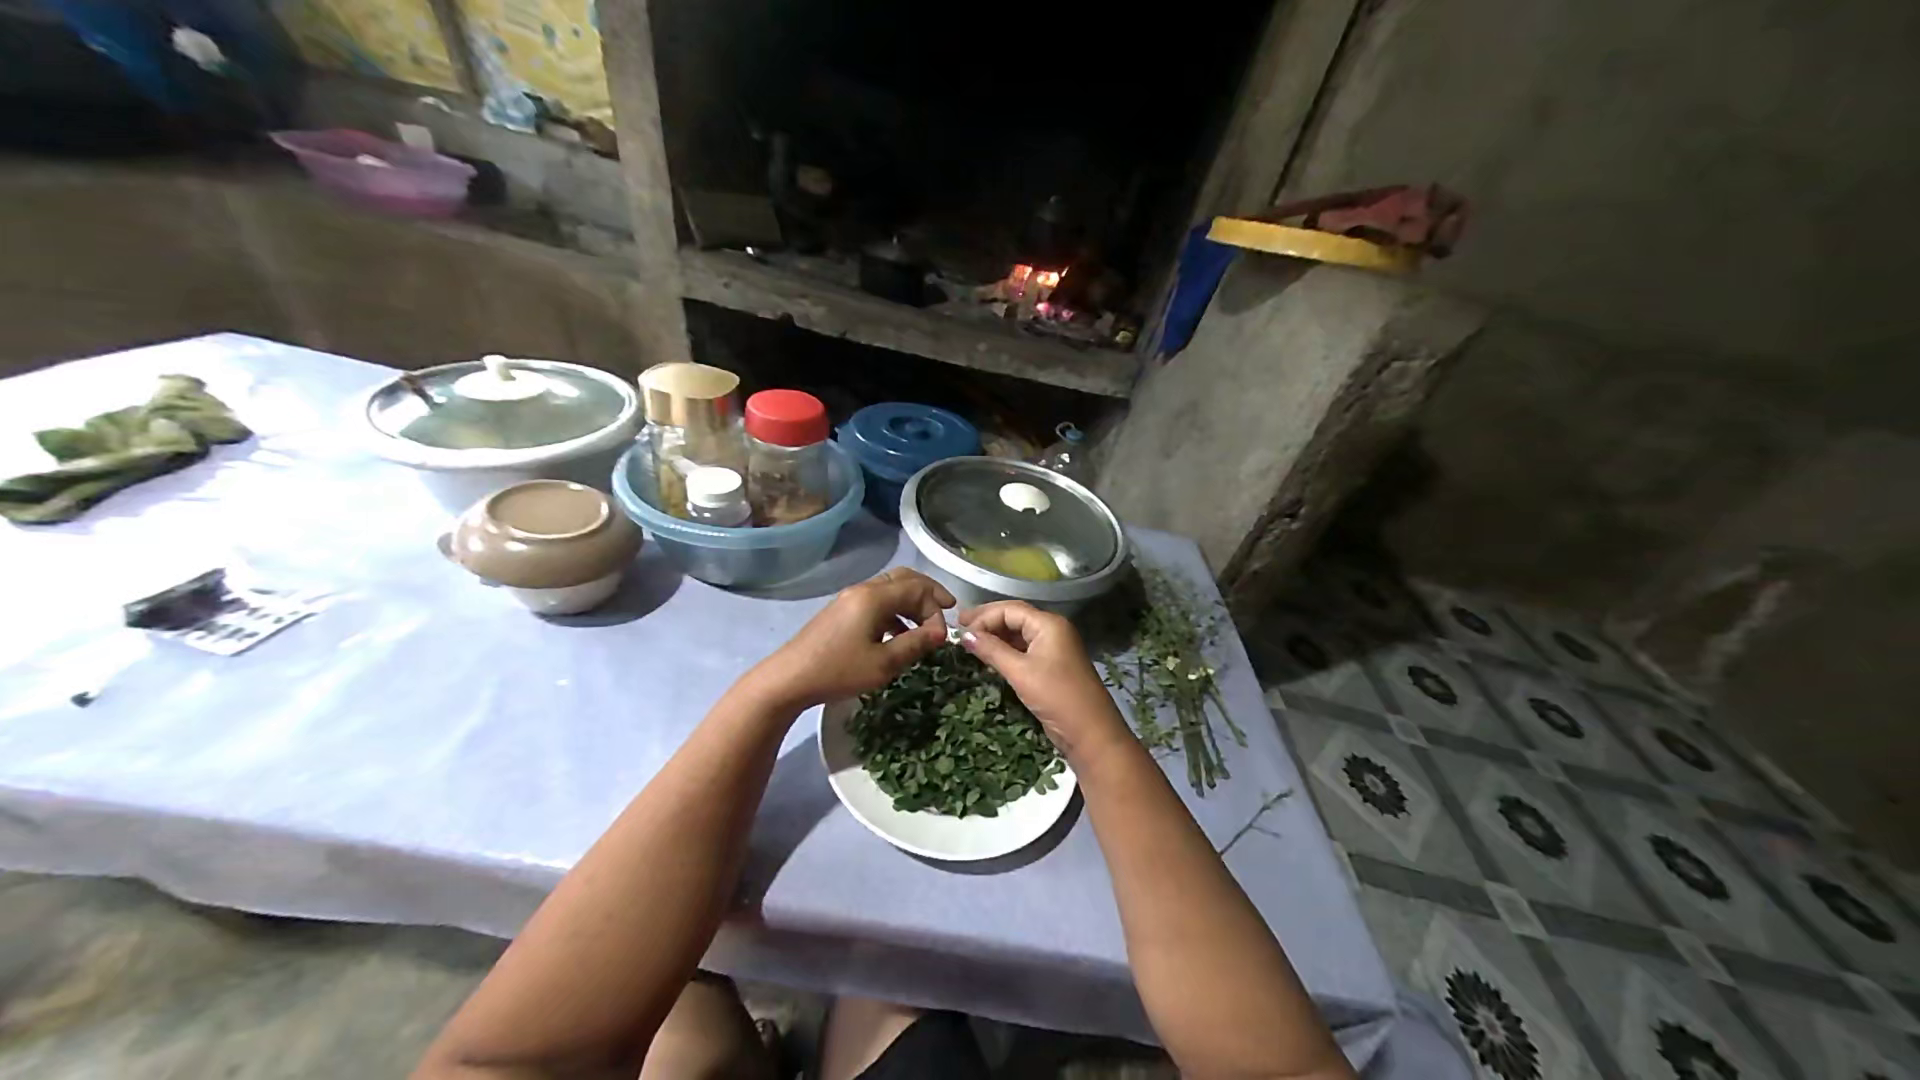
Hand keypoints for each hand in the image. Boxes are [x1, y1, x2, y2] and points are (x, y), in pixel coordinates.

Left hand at [746, 568, 955, 710]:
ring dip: (911, 603)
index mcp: (874, 597)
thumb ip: (915, 644)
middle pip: (904, 578)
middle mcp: (862, 590)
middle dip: (928, 593)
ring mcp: (849, 599)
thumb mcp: (883, 664)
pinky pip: (876, 601)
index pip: (918, 588)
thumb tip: (941, 632)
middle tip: (946, 609)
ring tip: (924, 628)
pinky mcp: (841, 612)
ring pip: (889, 589)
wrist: (789, 679)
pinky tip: (897, 635)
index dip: (935, 608)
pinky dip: (894, 611)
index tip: (940, 637)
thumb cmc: (838, 671)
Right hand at [958, 601, 1127, 758]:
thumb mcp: (1020, 672)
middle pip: (1015, 617)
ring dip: (995, 635)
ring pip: (1019, 633)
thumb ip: (992, 650)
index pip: (1010, 609)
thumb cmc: (1057, 697)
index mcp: (1049, 624)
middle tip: (960, 626)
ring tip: (970, 641)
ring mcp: (1053, 648)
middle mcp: (1052, 630)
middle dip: (987, 620)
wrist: (1091, 732)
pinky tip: (989, 656)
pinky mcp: (1051, 666)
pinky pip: (1024, 649)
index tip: (960, 629)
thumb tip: (964, 635)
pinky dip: (1005, 650)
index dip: (984, 616)